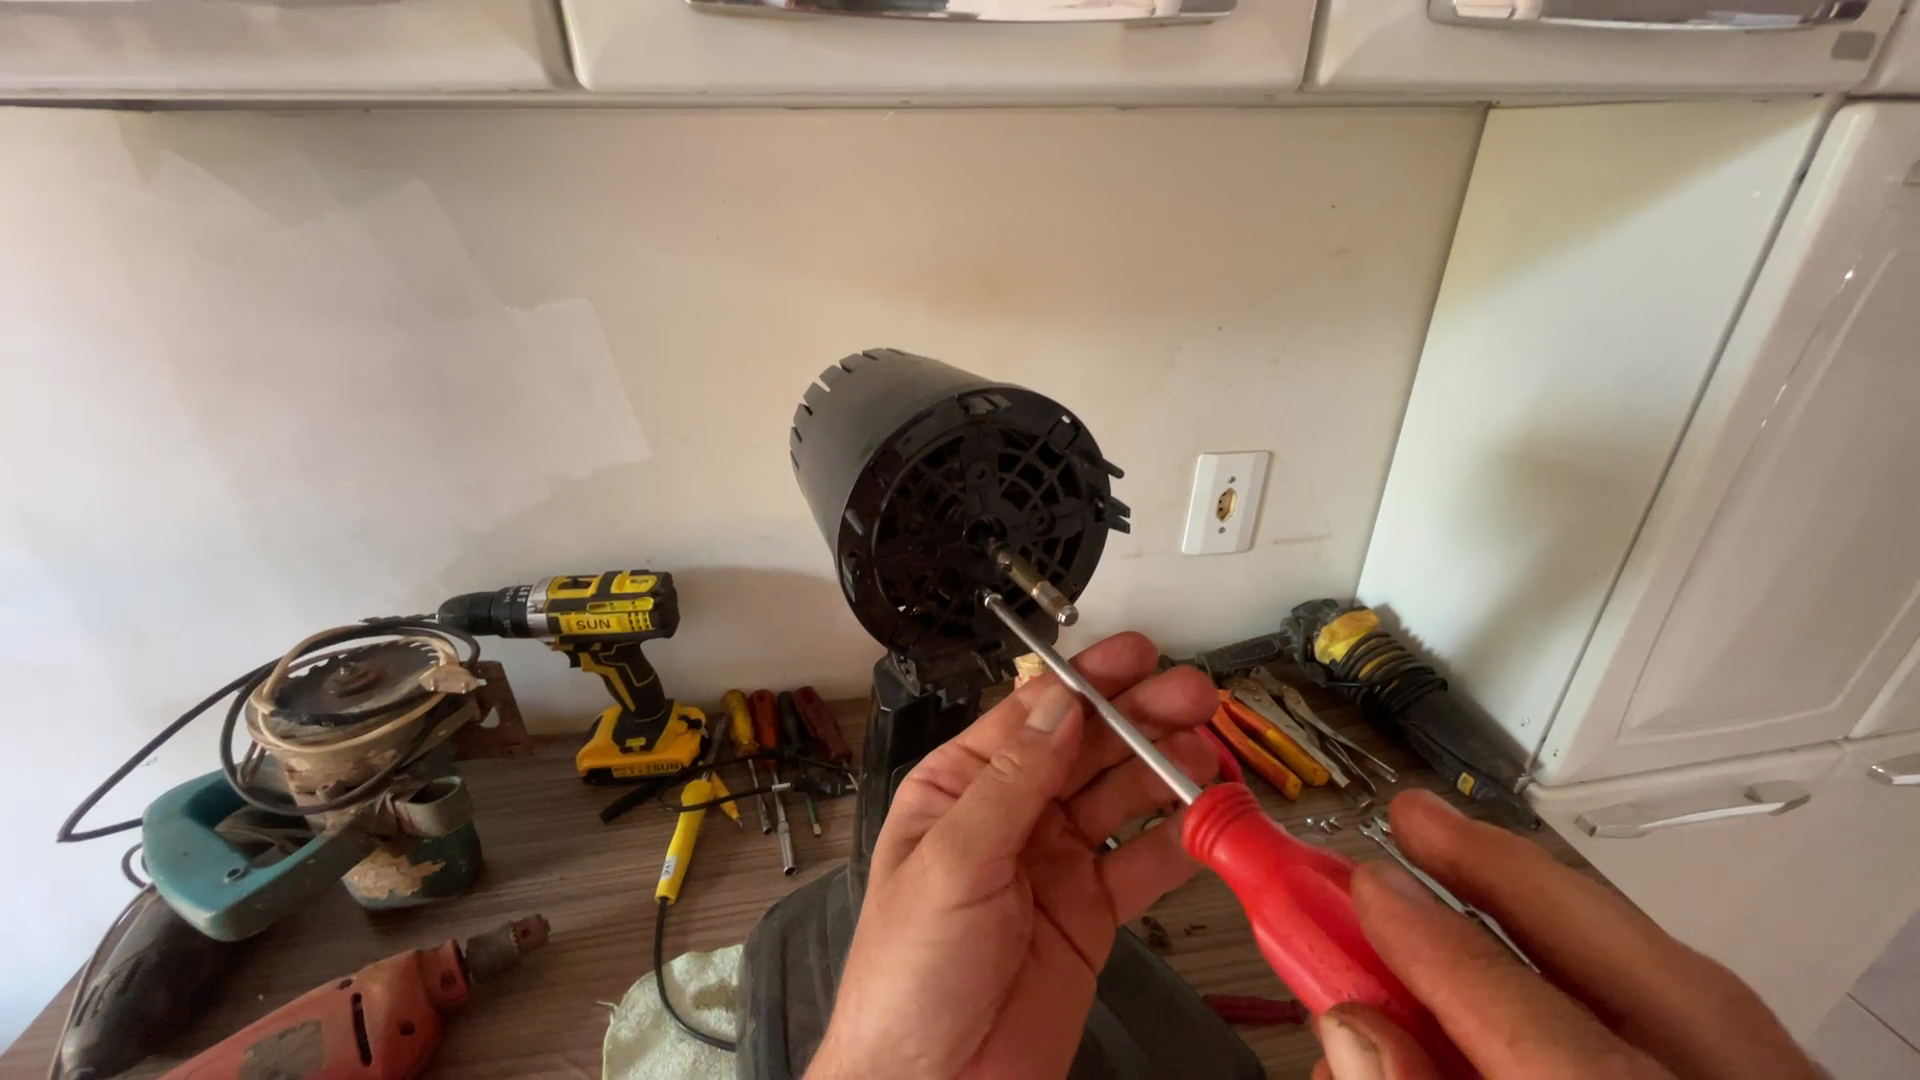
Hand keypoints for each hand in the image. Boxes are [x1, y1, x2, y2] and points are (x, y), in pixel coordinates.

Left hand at [806, 632, 1218, 1079]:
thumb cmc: (906, 976)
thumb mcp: (952, 863)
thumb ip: (1012, 782)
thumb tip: (1058, 706)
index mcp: (961, 788)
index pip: (1031, 716)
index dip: (1085, 682)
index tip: (1134, 657)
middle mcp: (1010, 815)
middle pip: (1085, 749)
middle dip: (1137, 718)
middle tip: (1189, 696)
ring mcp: (1053, 861)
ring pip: (1118, 797)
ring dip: (1164, 770)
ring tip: (1206, 752)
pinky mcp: (1089, 912)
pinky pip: (1140, 863)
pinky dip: (1175, 840)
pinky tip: (1204, 817)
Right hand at [1316, 789, 1823, 1079]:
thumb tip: (1352, 1031)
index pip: (1563, 1054)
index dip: (1446, 956)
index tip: (1364, 885)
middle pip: (1661, 981)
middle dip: (1510, 877)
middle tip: (1412, 814)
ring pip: (1690, 986)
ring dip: (1548, 906)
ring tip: (1451, 851)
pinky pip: (1703, 1014)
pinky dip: (1601, 962)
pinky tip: (1527, 946)